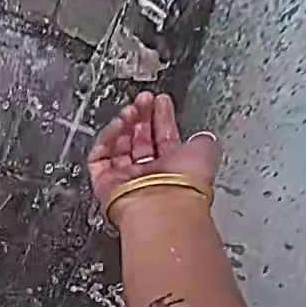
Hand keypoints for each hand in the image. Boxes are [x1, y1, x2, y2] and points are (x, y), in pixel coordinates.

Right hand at [86, 92, 222, 211]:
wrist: (162, 205)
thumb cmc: (185, 184)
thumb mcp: (206, 152)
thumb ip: (203, 141)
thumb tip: (201, 137)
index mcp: (171, 169)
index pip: (162, 138)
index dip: (161, 117)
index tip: (159, 101)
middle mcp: (147, 175)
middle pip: (139, 139)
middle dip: (141, 117)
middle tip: (143, 100)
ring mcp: (125, 179)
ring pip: (119, 146)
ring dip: (124, 124)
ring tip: (130, 110)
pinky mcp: (104, 184)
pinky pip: (99, 157)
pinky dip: (106, 138)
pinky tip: (117, 125)